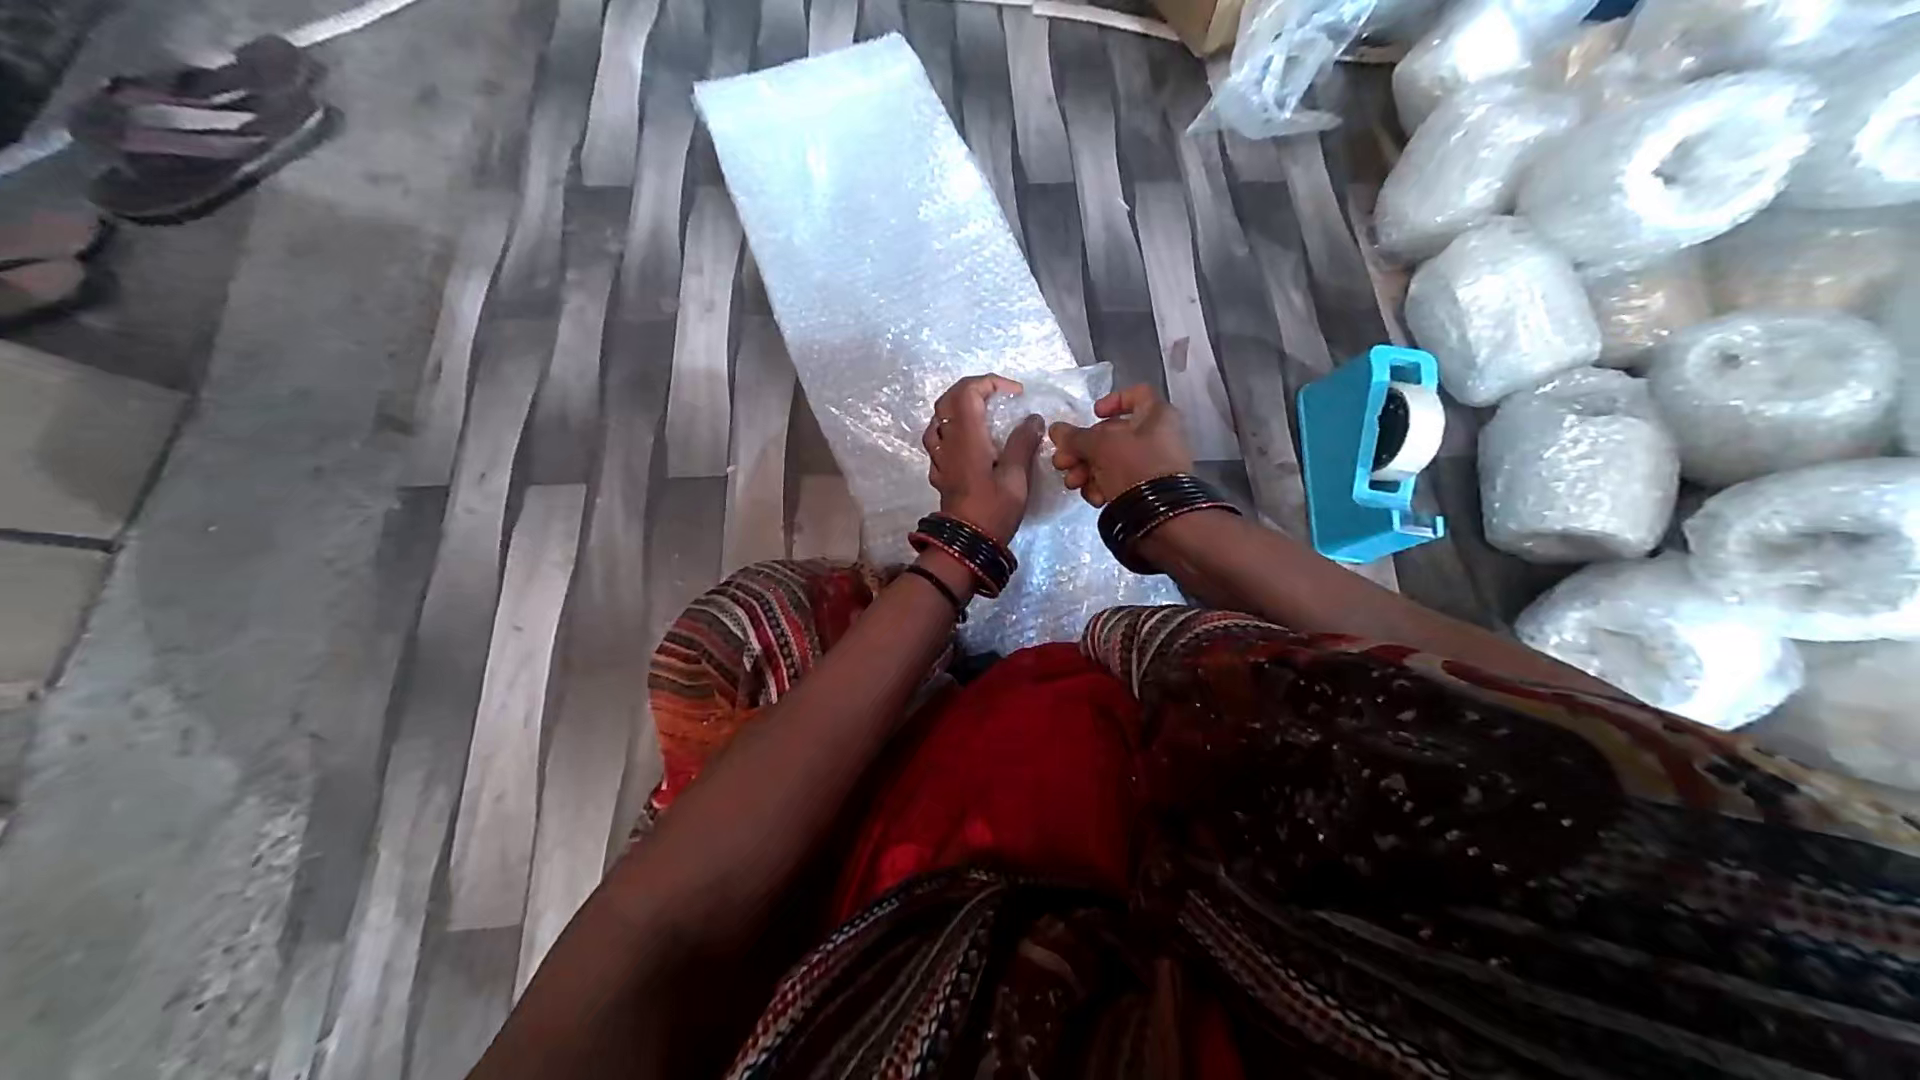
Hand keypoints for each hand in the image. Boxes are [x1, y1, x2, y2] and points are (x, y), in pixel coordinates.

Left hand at [921, 374, 1045, 545]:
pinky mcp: (939, 472)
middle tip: (998, 397)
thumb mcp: (1016, 476)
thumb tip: (1032, 419)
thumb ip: (1023, 442)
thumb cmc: (993, 509)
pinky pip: (937, 441)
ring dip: (957, 408)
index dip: (990, 383)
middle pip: (949, 399)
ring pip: (938, 419)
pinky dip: (950, 431)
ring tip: (981, 414)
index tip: (1015, 394)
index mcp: (966, 437)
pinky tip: (965, 441)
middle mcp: (947, 442)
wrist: (966, 543)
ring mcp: (939, 458)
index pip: (967, 391)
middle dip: (973, 389)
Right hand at [1049, 383, 1193, 506]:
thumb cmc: (1135, 467)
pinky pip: (1119, 480)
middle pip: (1112, 434)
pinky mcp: (1145, 489)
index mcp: (1156, 416)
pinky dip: (1103, 487)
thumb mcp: (1100, 448)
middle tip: (1062, 461)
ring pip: (1110, 460)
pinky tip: (1095, 497)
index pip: (1137, 394)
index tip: (1092, 414)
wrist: (1161, 515)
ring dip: (1086, 471)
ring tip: (1073, 483)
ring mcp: (1151, 464)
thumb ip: (1075, 437)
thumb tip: (1055, 429)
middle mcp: (1156, 437)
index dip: (1112, 400)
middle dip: (1082, 449)